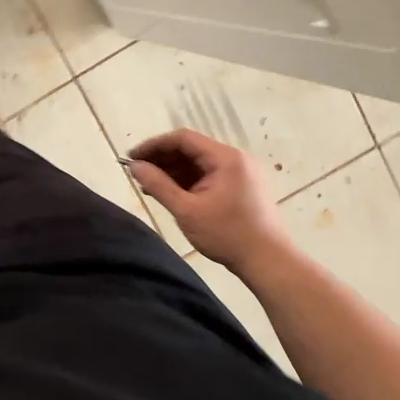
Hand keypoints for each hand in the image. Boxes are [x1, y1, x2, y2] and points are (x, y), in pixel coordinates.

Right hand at [128, 129, 286, 269]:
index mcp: (226, 158)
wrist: (268, 261)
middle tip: (138, 173)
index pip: (183, 139)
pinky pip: (209, 175)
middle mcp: (236, 159)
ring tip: (150, 185)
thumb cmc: (226, 234)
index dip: (154, 145)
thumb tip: (134, 166)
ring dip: (173, 171)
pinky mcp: (243, 187)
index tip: (131, 158)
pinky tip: (171, 193)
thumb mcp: (186, 210)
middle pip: (192, 149)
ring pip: (200, 163)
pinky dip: (188, 181)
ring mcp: (242, 173)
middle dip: (162, 158)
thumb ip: (157, 185)